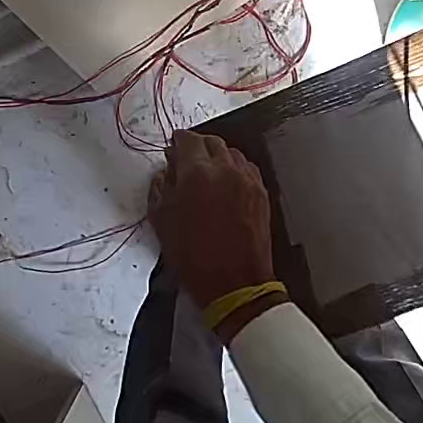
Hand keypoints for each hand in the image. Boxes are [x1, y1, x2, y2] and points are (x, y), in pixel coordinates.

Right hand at [150, 130, 275, 316]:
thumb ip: (160, 187)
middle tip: (186, 161)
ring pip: (231, 152)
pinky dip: (234, 168)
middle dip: (196, 147)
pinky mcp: (261, 192)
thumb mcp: (161, 220)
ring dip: (216, 156)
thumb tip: (166, 170)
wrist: (234, 283)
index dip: (176, 142)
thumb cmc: (192, 255)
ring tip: (207, 173)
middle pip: (210, 141)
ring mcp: (247, 179)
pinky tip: (226, 183)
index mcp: (197, 172)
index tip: (171, 150)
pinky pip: (246, 168)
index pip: (187, 139)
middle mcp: (225, 168)